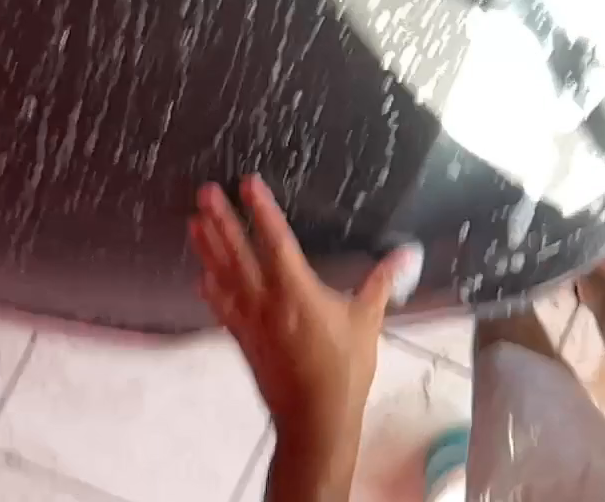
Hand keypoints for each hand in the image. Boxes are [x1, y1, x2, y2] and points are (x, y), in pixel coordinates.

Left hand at [190, 176, 421, 466]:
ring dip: (208, 248)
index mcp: (296, 291)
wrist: (315, 420)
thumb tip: (410, 252)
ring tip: (194, 222)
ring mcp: (250, 321)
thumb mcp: (368, 318)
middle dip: (222, 220)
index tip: (249, 183)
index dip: (262, 209)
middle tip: (206, 193)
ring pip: (224, 276)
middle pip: (239, 253)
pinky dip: (211, 289)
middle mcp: (266, 301)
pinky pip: (222, 307)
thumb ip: (383, 280)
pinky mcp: (243, 340)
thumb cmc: (344, 367)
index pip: (276, 240)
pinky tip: (201, 277)